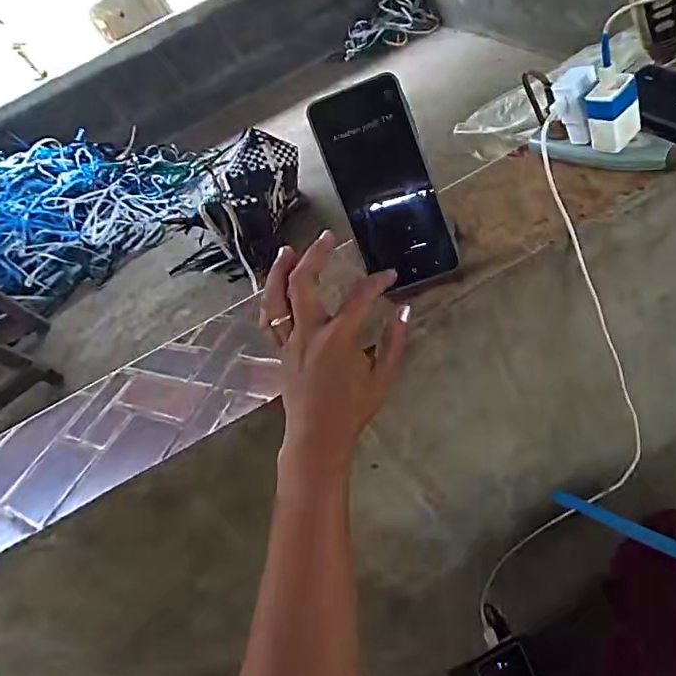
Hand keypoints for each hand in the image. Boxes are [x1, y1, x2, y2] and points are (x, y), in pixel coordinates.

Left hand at [259, 232, 409, 489]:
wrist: (317, 437)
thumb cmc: (352, 410)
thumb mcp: (382, 378)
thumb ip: (395, 342)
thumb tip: (406, 310)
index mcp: (337, 340)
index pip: (359, 299)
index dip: (376, 283)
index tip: (390, 275)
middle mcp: (308, 334)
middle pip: (303, 284)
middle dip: (315, 256)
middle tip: (327, 237)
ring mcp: (289, 342)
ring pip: (276, 298)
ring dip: (280, 271)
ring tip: (288, 250)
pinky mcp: (280, 351)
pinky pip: (269, 320)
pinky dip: (271, 299)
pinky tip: (275, 285)